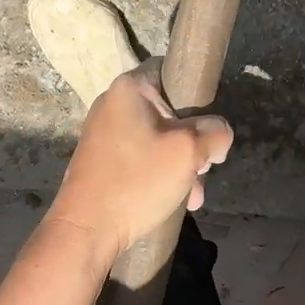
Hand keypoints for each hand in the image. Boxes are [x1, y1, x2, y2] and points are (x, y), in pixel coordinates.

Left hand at [45, 61, 233, 262]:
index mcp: (129, 88)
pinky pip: (140, 156)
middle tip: (203, 168)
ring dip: (179, 163)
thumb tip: (219, 134)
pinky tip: (174, 202)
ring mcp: (103, 133)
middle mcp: (112, 103)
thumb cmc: (137, 181)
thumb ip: (215, 133)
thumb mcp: (189, 152)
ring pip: (157, 138)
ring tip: (192, 195)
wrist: (84, 233)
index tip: (208, 124)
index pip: (171, 70)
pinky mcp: (100, 160)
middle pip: (169, 110)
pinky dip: (158, 173)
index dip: (196, 95)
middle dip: (192, 141)